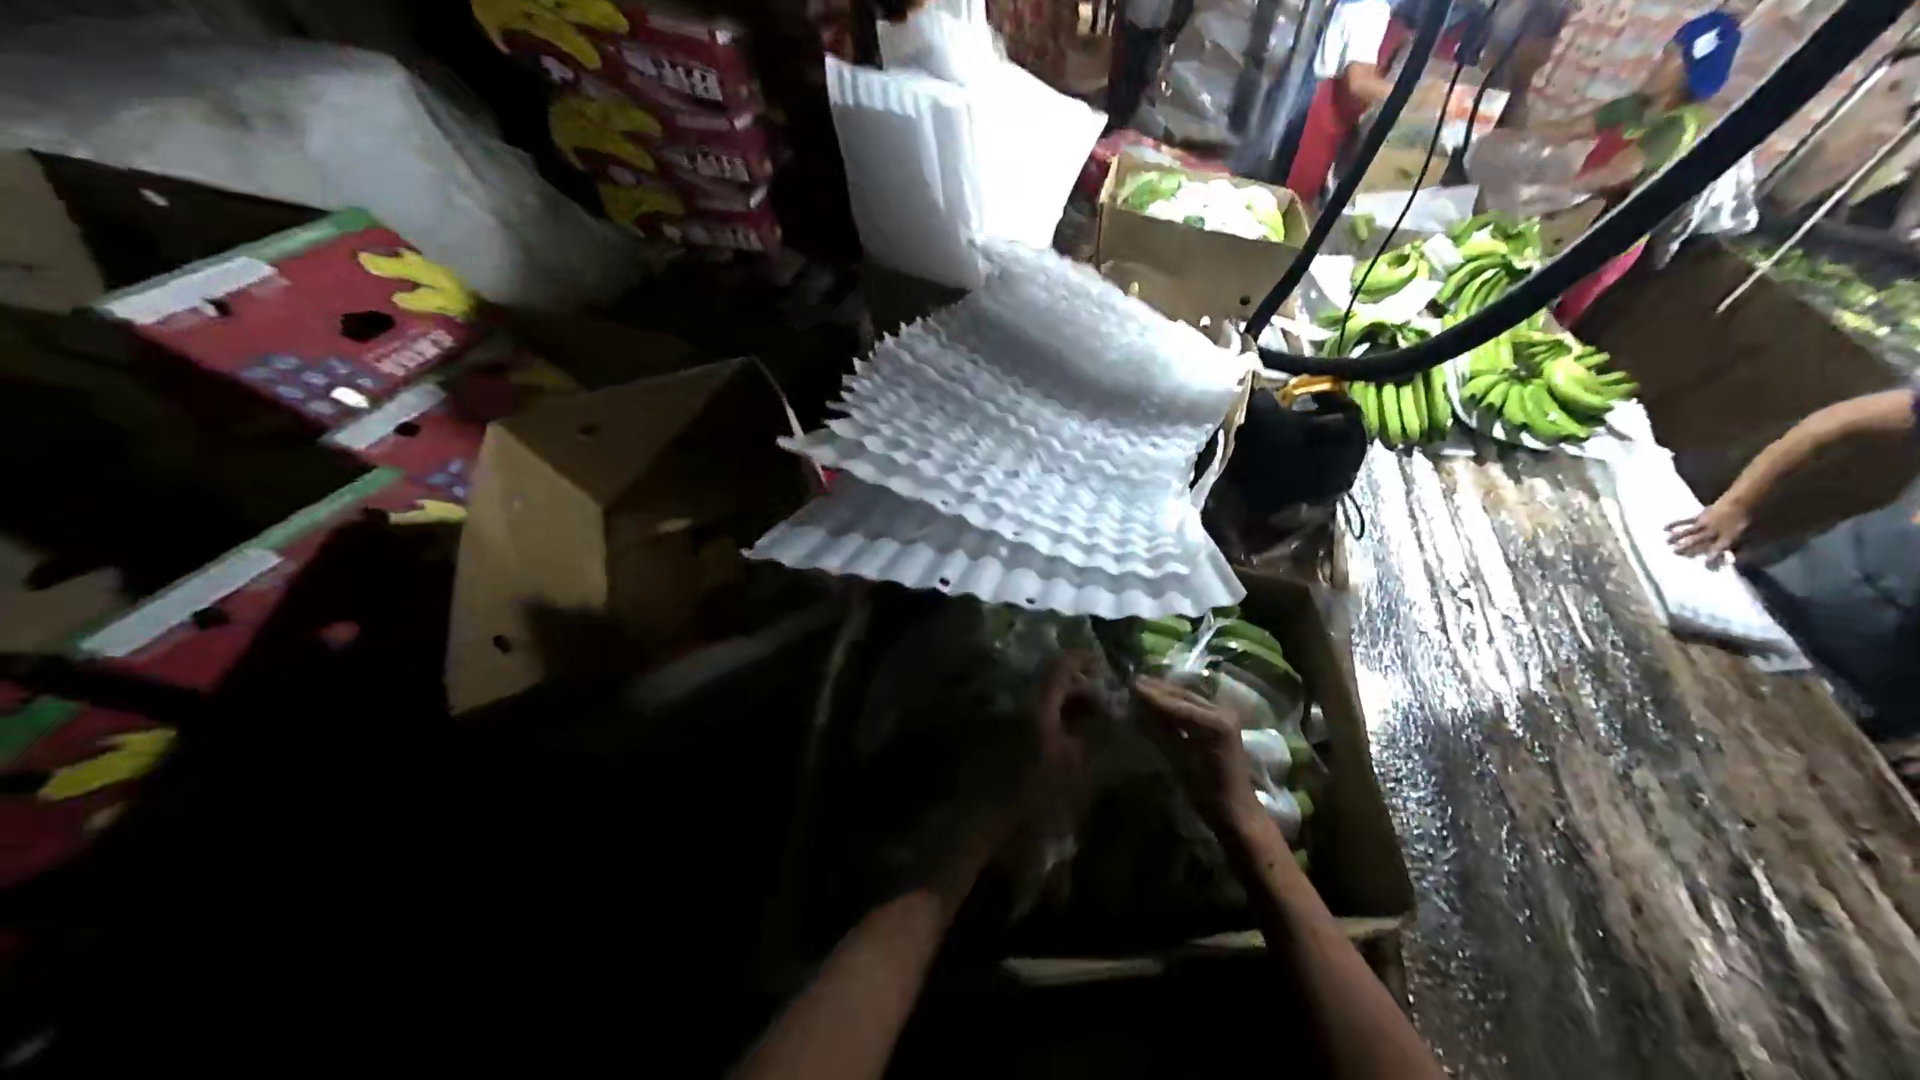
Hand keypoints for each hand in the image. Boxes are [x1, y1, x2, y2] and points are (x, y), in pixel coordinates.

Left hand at [935, 652, 1097, 898]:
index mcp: (1039, 706)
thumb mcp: (1073, 765)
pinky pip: (1036, 716)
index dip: (1083, 659)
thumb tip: (1108, 716)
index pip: (1061, 665)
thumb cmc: (1033, 793)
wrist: (988, 818)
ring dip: (1070, 705)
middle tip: (1106, 703)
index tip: (1103, 665)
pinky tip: (1072, 740)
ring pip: (1045, 700)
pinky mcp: (1006, 736)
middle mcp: (1022, 705)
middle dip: (1081, 688)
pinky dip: (1057, 719)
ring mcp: (1012, 720)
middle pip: (1053, 682)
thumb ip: (1091, 736)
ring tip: (1094, 723)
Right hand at [1133, 676, 1267, 841]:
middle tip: (1132, 681)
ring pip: (1189, 698)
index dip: (1151, 695)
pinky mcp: (1222, 723)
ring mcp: (1224, 716)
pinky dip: (1176, 702)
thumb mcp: (1179, 762)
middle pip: (1183, 695)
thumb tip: (1137, 711)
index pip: (1175, 704)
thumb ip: (1159, 732)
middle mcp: (1221, 712)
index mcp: (1214, 723)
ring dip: (1166, 693)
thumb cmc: (1207, 793)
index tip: (1129, 684)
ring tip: (1141, 687)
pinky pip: (1194, 706)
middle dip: (1157, 689)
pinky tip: (1159, 701)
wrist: (1236, 812)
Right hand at [1667, 498, 1750, 564]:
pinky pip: (1685, 521)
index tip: (1705, 566)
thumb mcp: (1756, 536)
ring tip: (1667, 543)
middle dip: (1686, 548)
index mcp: (1726, 539)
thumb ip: (1745, 549)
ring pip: (1687, 532)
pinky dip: (1674, 524)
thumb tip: (1736, 560)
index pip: (1716, 552)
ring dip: (1676, 538)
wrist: (1746, 500)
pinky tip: (1664, 528)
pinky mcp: (1700, 516)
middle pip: (1696, 542)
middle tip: (1675, 554)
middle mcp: (1712, 533)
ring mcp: (1704, 524)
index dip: (1710, 560)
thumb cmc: (1755, 518)